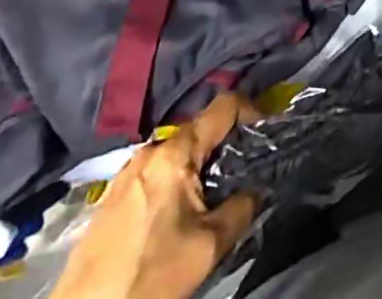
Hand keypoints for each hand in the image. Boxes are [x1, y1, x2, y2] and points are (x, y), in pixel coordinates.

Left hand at [50, 94, 260, 298]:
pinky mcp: (113, 195)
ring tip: (219, 186)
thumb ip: (246, 202)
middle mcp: (148, 154)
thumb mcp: (213, 242)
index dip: (254, 110)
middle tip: (249, 164)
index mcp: (173, 155)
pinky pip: (159, 168)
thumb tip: (259, 187)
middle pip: (201, 127)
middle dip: (230, 139)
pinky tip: (185, 205)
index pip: (224, 106)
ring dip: (204, 159)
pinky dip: (181, 174)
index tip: (268, 133)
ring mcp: (125, 174)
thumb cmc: (151, 275)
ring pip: (180, 149)